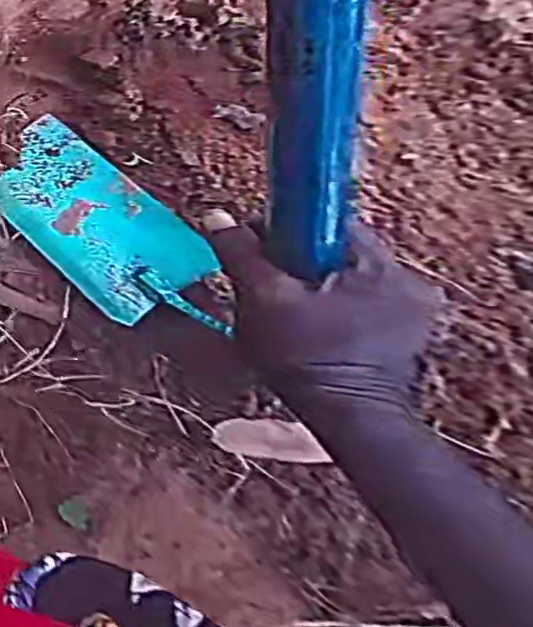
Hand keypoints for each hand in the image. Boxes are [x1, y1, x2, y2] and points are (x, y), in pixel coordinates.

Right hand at [204, 211, 444, 407]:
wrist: (341, 411)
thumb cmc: (302, 352)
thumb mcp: (260, 294)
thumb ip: (239, 251)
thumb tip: (216, 215)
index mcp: (385, 271)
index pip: (328, 223)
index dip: (283, 229)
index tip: (254, 249)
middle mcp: (409, 285)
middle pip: (333, 249)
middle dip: (292, 259)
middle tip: (261, 280)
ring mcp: (410, 310)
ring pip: (339, 273)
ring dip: (304, 279)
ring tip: (278, 302)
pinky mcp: (400, 329)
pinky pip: (351, 296)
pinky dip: (321, 299)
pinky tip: (301, 318)